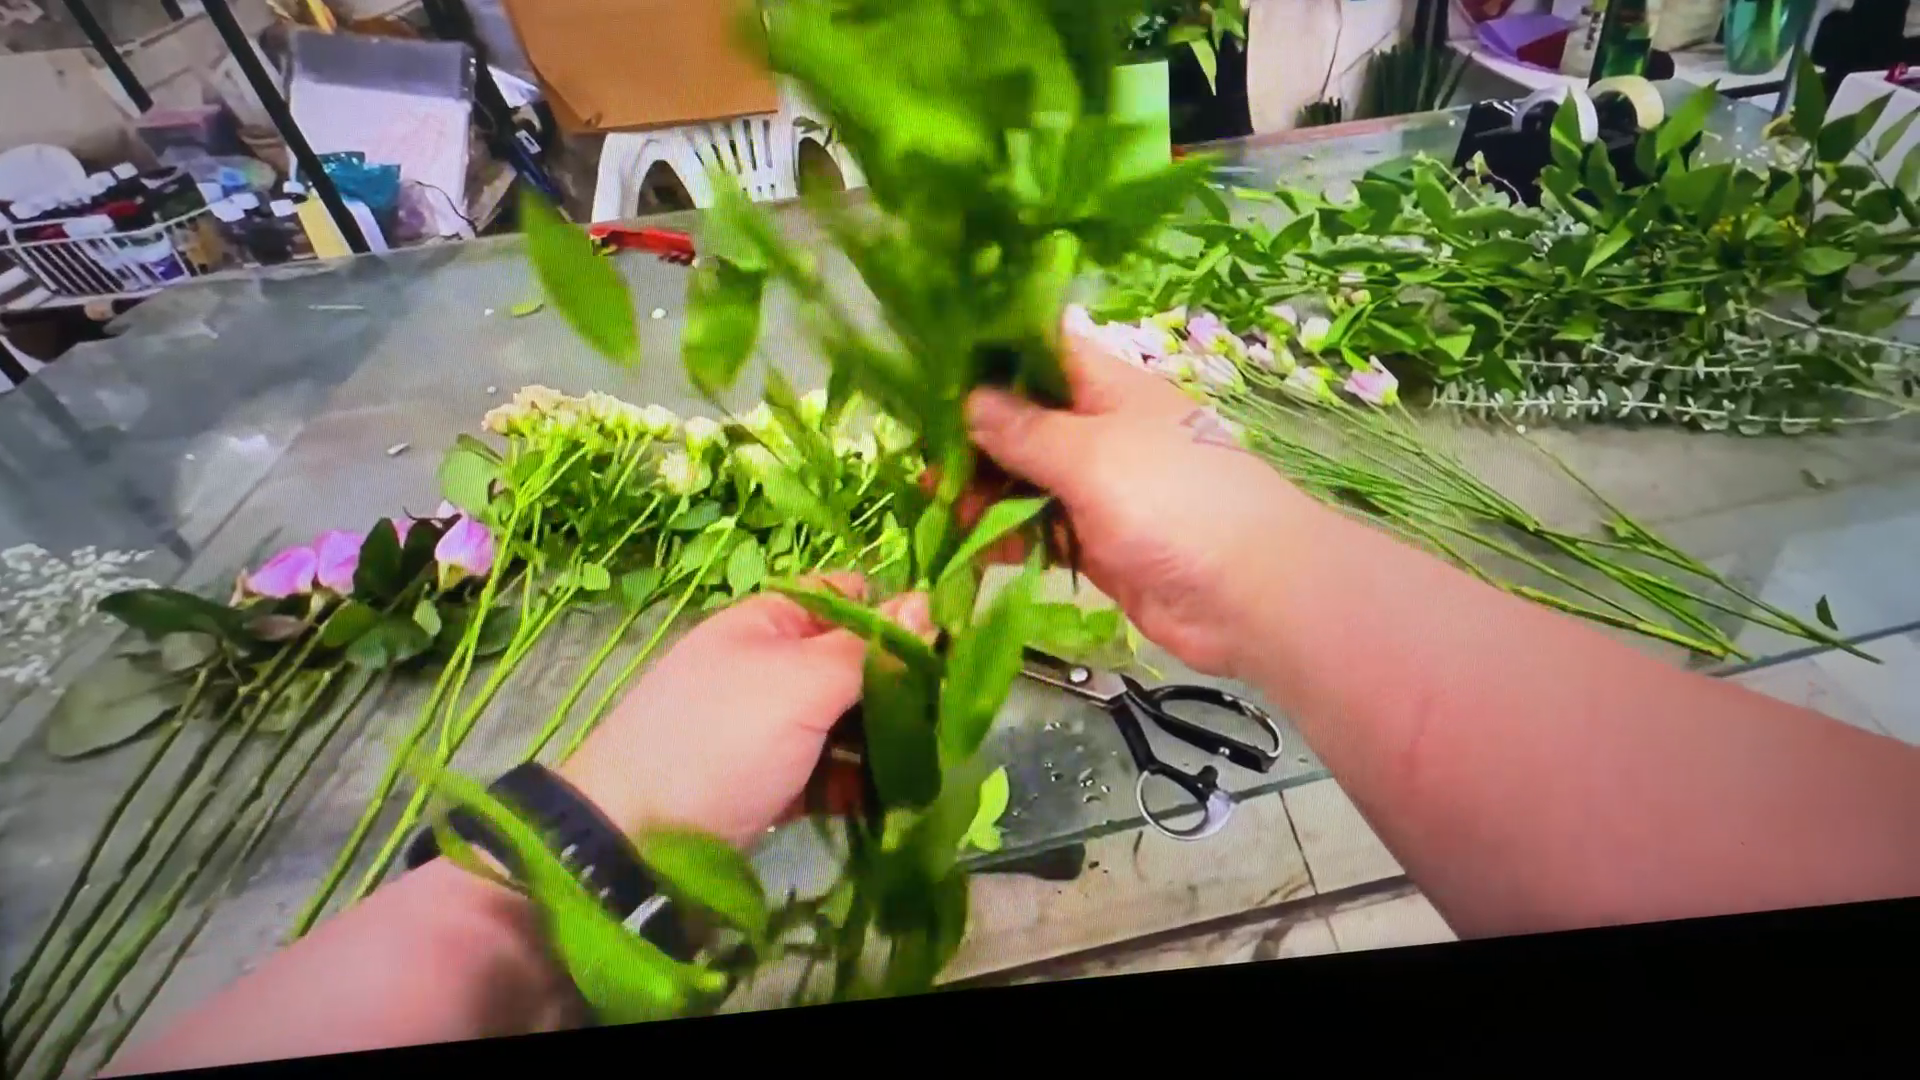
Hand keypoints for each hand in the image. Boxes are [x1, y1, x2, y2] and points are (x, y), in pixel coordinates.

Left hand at [558, 574, 931, 847]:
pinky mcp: (778, 778)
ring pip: (849, 719)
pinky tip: (896, 799)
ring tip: (930, 762)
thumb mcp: (799, 685)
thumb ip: (869, 649)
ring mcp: (775, 725)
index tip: (946, 646)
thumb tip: (929, 602)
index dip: (897, 614)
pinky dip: (862, 780)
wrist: (633, 844)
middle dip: (900, 687)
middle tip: (946, 715)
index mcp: (773, 623)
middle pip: (855, 663)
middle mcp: (775, 667)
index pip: (849, 598)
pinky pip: (833, 768)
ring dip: (888, 738)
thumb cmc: (721, 739)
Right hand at [963, 314, 1321, 677]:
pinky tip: (969, 547)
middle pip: (1024, 423)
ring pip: (1026, 481)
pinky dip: (1005, 537)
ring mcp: (1097, 490)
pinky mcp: (1095, 542)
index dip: (989, 359)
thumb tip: (968, 398)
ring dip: (983, 494)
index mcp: (1109, 391)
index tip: (932, 375)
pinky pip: (1038, 531)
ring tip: (939, 508)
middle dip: (974, 440)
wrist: (1246, 595)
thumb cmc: (1173, 502)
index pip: (1041, 355)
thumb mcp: (1093, 454)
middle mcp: (1100, 433)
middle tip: (926, 461)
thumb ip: (1026, 430)